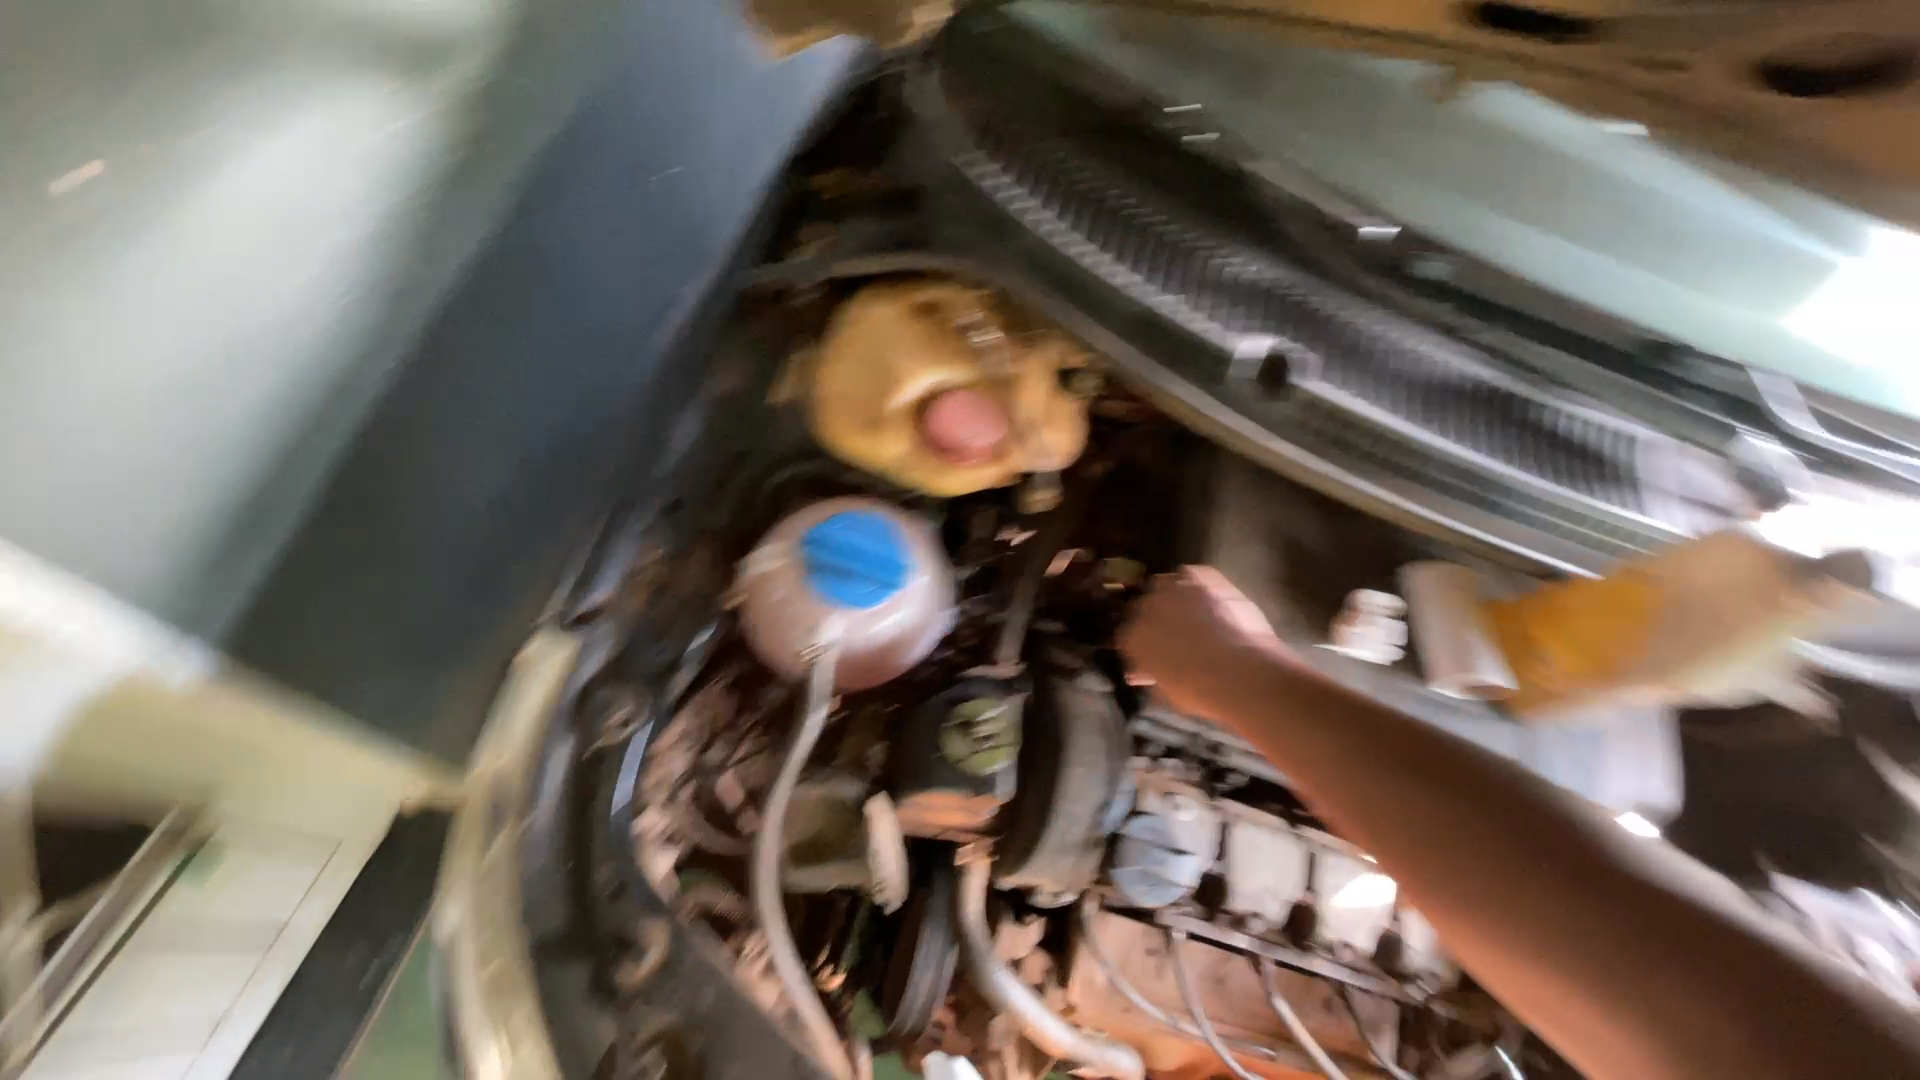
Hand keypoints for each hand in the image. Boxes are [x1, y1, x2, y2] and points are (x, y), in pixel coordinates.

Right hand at [1118, 566, 1292, 719]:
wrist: (1237, 672)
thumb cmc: (1198, 691)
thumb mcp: (1165, 690)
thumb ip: (1151, 674)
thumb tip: (1144, 673)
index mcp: (1132, 637)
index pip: (1127, 633)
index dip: (1141, 640)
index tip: (1152, 649)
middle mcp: (1145, 607)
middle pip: (1144, 604)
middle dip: (1155, 615)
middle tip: (1173, 629)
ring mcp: (1173, 589)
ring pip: (1165, 584)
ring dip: (1173, 594)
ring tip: (1190, 609)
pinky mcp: (1201, 578)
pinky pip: (1193, 574)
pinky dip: (1198, 583)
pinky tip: (1210, 596)